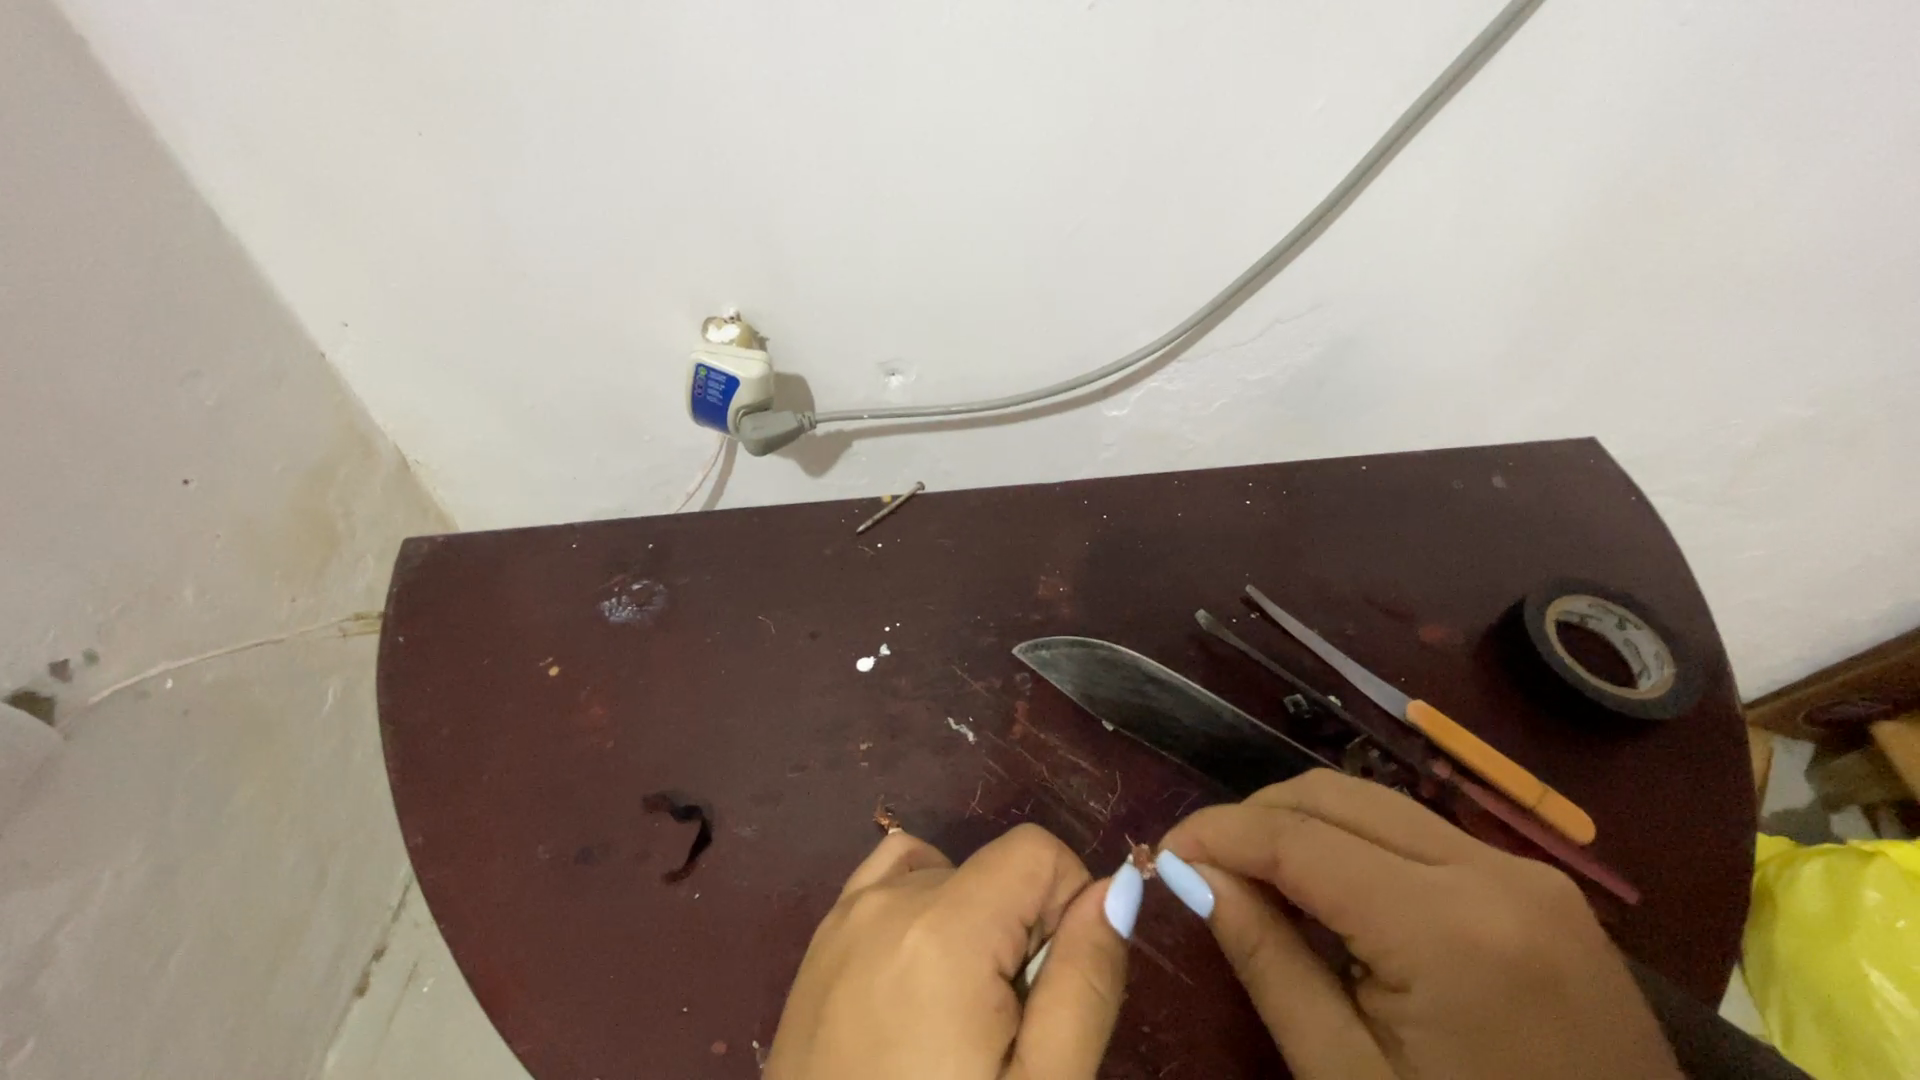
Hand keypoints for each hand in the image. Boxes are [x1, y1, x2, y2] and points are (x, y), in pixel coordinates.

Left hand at [766, 823, 1134, 1079]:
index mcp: (942, 928)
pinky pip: (890, 880)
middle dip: (1022, 932)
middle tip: (1005, 1029)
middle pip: (992, 870)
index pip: (1037, 851)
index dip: (1068, 908)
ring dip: (974, 925)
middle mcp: (886, 900)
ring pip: (946, 875)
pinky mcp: (820, 942)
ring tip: (960, 1016)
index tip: (1052, 987)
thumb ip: (1086, 980)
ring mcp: (844, 916)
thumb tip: (1112, 888)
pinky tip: (922, 976)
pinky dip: (924, 905)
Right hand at [1157, 769, 1681, 1078]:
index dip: (1217, 833)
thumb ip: (1268, 962)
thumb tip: (1191, 874)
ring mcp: (1530, 874)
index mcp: (1449, 929)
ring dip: (1302, 824)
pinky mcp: (1544, 889)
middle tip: (1202, 866)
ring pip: (1377, 803)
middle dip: (1255, 818)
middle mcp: (1495, 872)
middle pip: (1336, 796)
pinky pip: (1421, 834)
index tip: (1160, 851)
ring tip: (1256, 876)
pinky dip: (1356, 842)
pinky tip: (1330, 891)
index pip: (1298, 839)